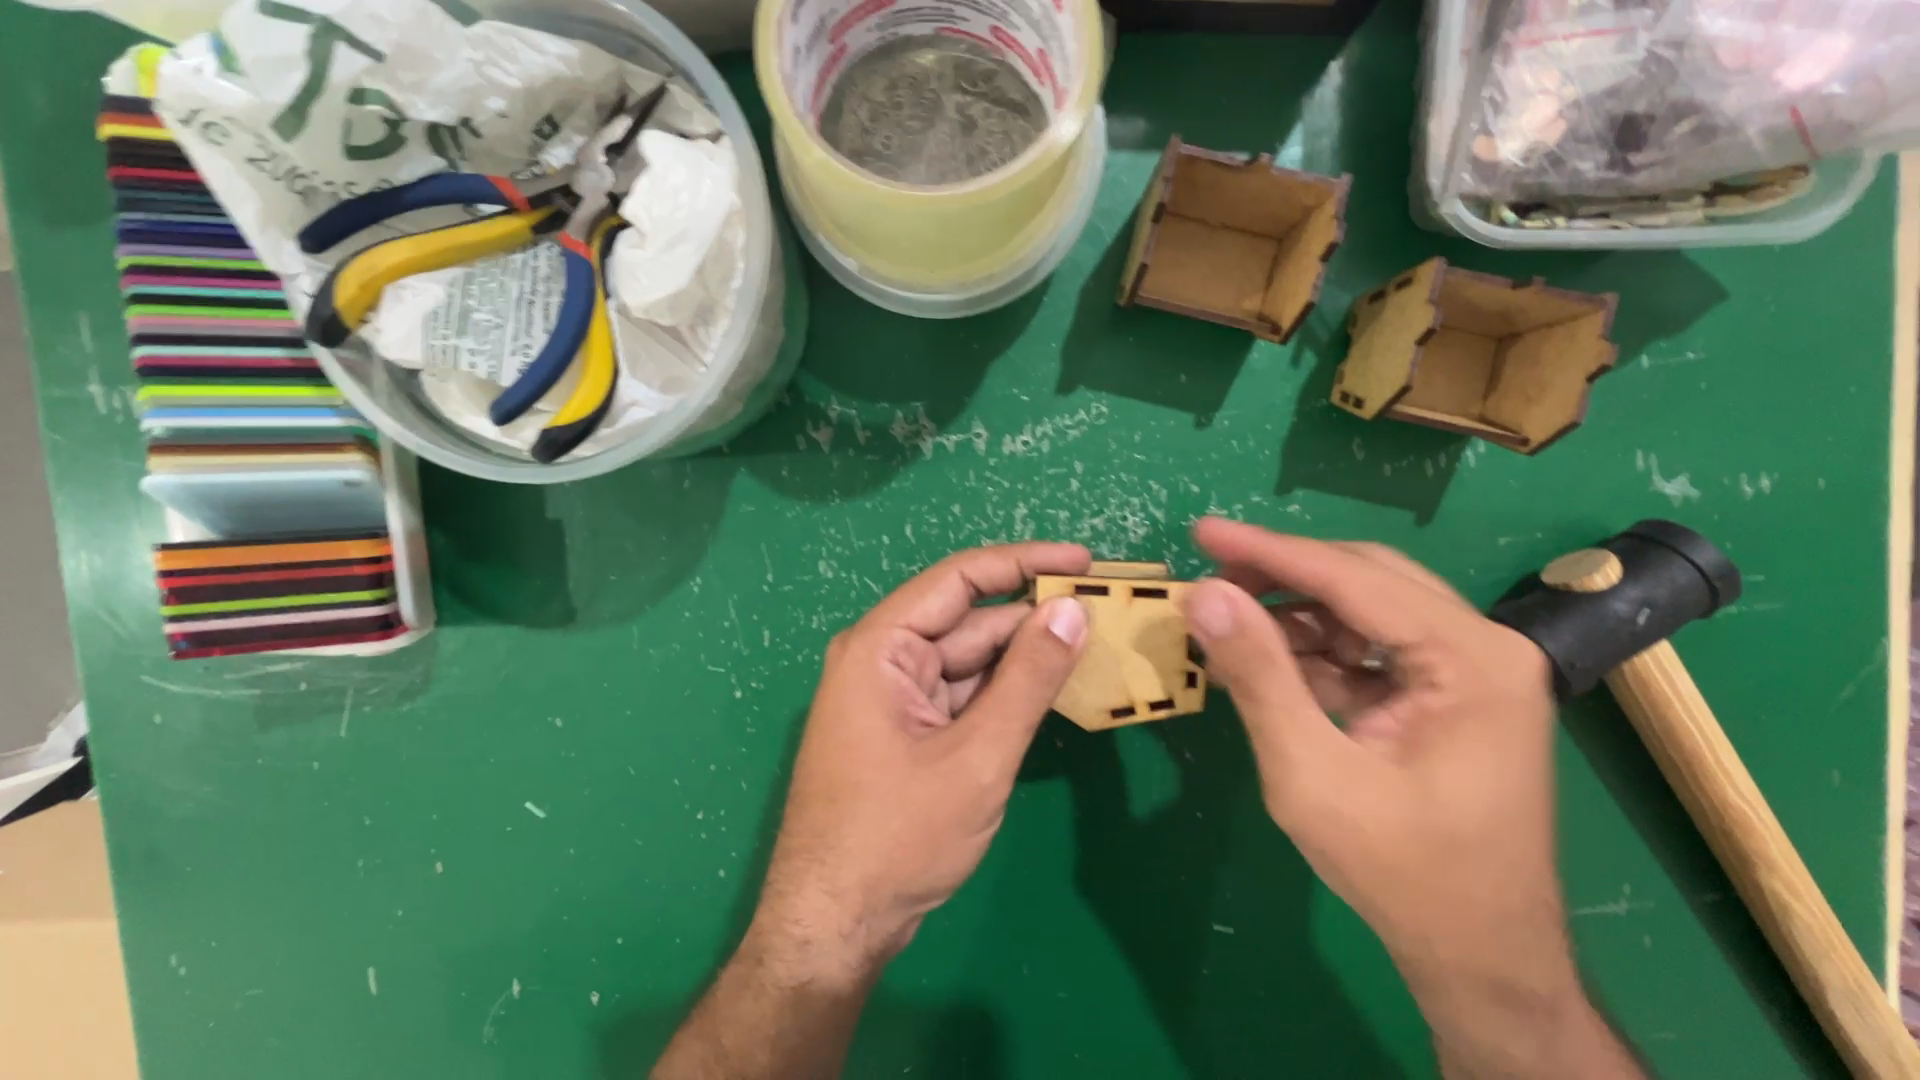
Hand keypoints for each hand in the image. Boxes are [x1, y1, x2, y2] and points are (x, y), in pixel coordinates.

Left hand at [750, 542, 1091, 982]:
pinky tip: (1055, 693)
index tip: (1085, 561)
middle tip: (1106, 614)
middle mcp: (884, 661)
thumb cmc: (898, 836)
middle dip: (1034, 617)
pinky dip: (1007, 695)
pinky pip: (964, 697)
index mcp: (882, 647)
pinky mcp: (908, 734)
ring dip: (1026, 659)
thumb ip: (1028, 680)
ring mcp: (895, 699)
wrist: (836, 925)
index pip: (960, 579)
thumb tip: (1072, 609)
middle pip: (969, 622)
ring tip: (1095, 649)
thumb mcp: (976, 757)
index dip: (1024, 563)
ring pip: (971, 662)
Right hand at [1182, 519, 1634, 1074]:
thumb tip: (1205, 594)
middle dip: (1283, 576)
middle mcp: (1484, 646)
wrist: (1479, 953)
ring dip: (1298, 615)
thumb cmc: (1401, 870)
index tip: (1202, 531)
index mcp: (1470, 658)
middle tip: (1211, 580)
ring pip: (1368, 609)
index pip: (1354, 577)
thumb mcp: (1311, 774)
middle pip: (1367, 580)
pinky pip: (1375, 648)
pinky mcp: (1454, 694)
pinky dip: (1320, 652)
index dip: (1269, 550)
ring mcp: (1474, 670)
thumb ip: (1259, 676)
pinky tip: (1272, 665)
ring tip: (1232, 627)